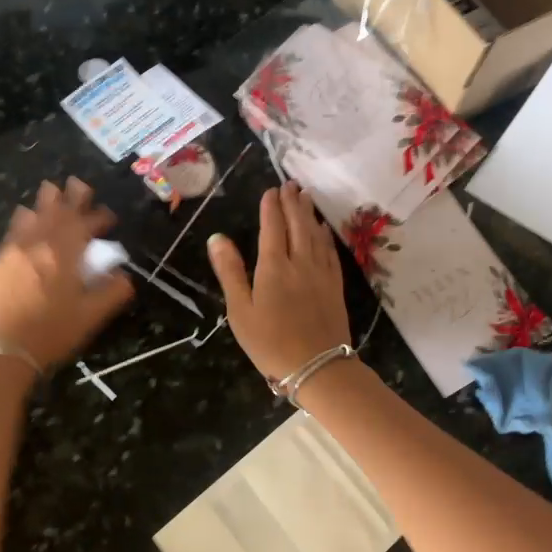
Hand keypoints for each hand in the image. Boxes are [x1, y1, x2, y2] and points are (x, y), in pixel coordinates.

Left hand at [0, 178, 133, 371]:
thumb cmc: (49, 334)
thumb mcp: (91, 317)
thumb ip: (112, 291)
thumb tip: (123, 274)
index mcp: (64, 253)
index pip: (85, 225)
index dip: (99, 217)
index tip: (108, 216)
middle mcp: (37, 244)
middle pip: (56, 211)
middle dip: (70, 197)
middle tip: (77, 183)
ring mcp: (11, 251)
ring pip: (30, 216)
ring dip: (44, 203)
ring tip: (49, 192)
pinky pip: (12, 232)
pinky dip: (23, 222)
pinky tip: (22, 222)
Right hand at [207, 182, 350, 383]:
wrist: (317, 367)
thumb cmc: (270, 342)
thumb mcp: (240, 311)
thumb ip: (230, 272)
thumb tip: (217, 238)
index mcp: (273, 267)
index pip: (273, 228)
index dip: (271, 207)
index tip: (271, 190)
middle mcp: (299, 263)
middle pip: (297, 225)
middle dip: (293, 203)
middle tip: (291, 184)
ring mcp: (321, 274)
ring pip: (315, 235)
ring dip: (309, 214)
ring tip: (306, 197)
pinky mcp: (335, 286)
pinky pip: (330, 253)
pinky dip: (325, 237)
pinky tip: (323, 230)